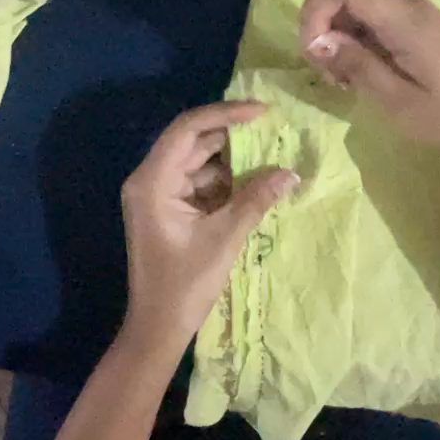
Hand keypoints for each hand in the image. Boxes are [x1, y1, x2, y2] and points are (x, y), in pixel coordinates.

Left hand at [119, 102, 297, 355]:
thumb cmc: (184, 285)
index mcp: (152, 181)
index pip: (188, 130)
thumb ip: (255, 200)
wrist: (158, 328)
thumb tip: (291, 173)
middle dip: (232, 137)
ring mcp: (157, 194)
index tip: (262, 112)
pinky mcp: (168, 209)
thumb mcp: (224, 239)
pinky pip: (198, 182)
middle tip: (272, 131)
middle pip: (191, 142)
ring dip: (232, 161)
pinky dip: (224, 182)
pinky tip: (255, 182)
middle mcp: (149, 180)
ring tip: (270, 156)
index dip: (225, 114)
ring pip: (197, 162)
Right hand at [299, 0, 439, 169]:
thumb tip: (318, 42)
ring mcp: (412, 15)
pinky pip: (370, 23)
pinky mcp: (414, 27)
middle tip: (328, 76)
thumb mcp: (394, 101)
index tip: (313, 51)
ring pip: (354, 11)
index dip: (316, 8)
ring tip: (345, 83)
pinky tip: (361, 76)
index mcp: (405, 20)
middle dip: (323, 31)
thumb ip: (355, 65)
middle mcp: (408, 6)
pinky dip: (354, 45)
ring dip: (337, 42)